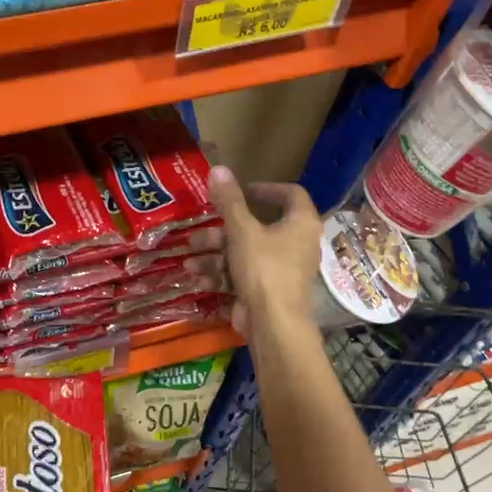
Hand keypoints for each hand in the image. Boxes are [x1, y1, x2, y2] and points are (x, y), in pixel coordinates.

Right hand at [206, 166, 321, 340]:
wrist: (273, 323)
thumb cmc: (264, 269)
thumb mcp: (242, 231)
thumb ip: (229, 201)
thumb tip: (218, 168)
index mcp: (300, 224)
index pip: (291, 195)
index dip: (267, 189)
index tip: (245, 190)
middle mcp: (296, 245)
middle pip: (256, 229)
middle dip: (221, 232)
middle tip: (198, 235)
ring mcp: (281, 271)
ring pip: (244, 255)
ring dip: (214, 256)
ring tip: (190, 261)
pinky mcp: (267, 292)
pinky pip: (243, 276)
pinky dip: (222, 276)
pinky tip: (199, 278)